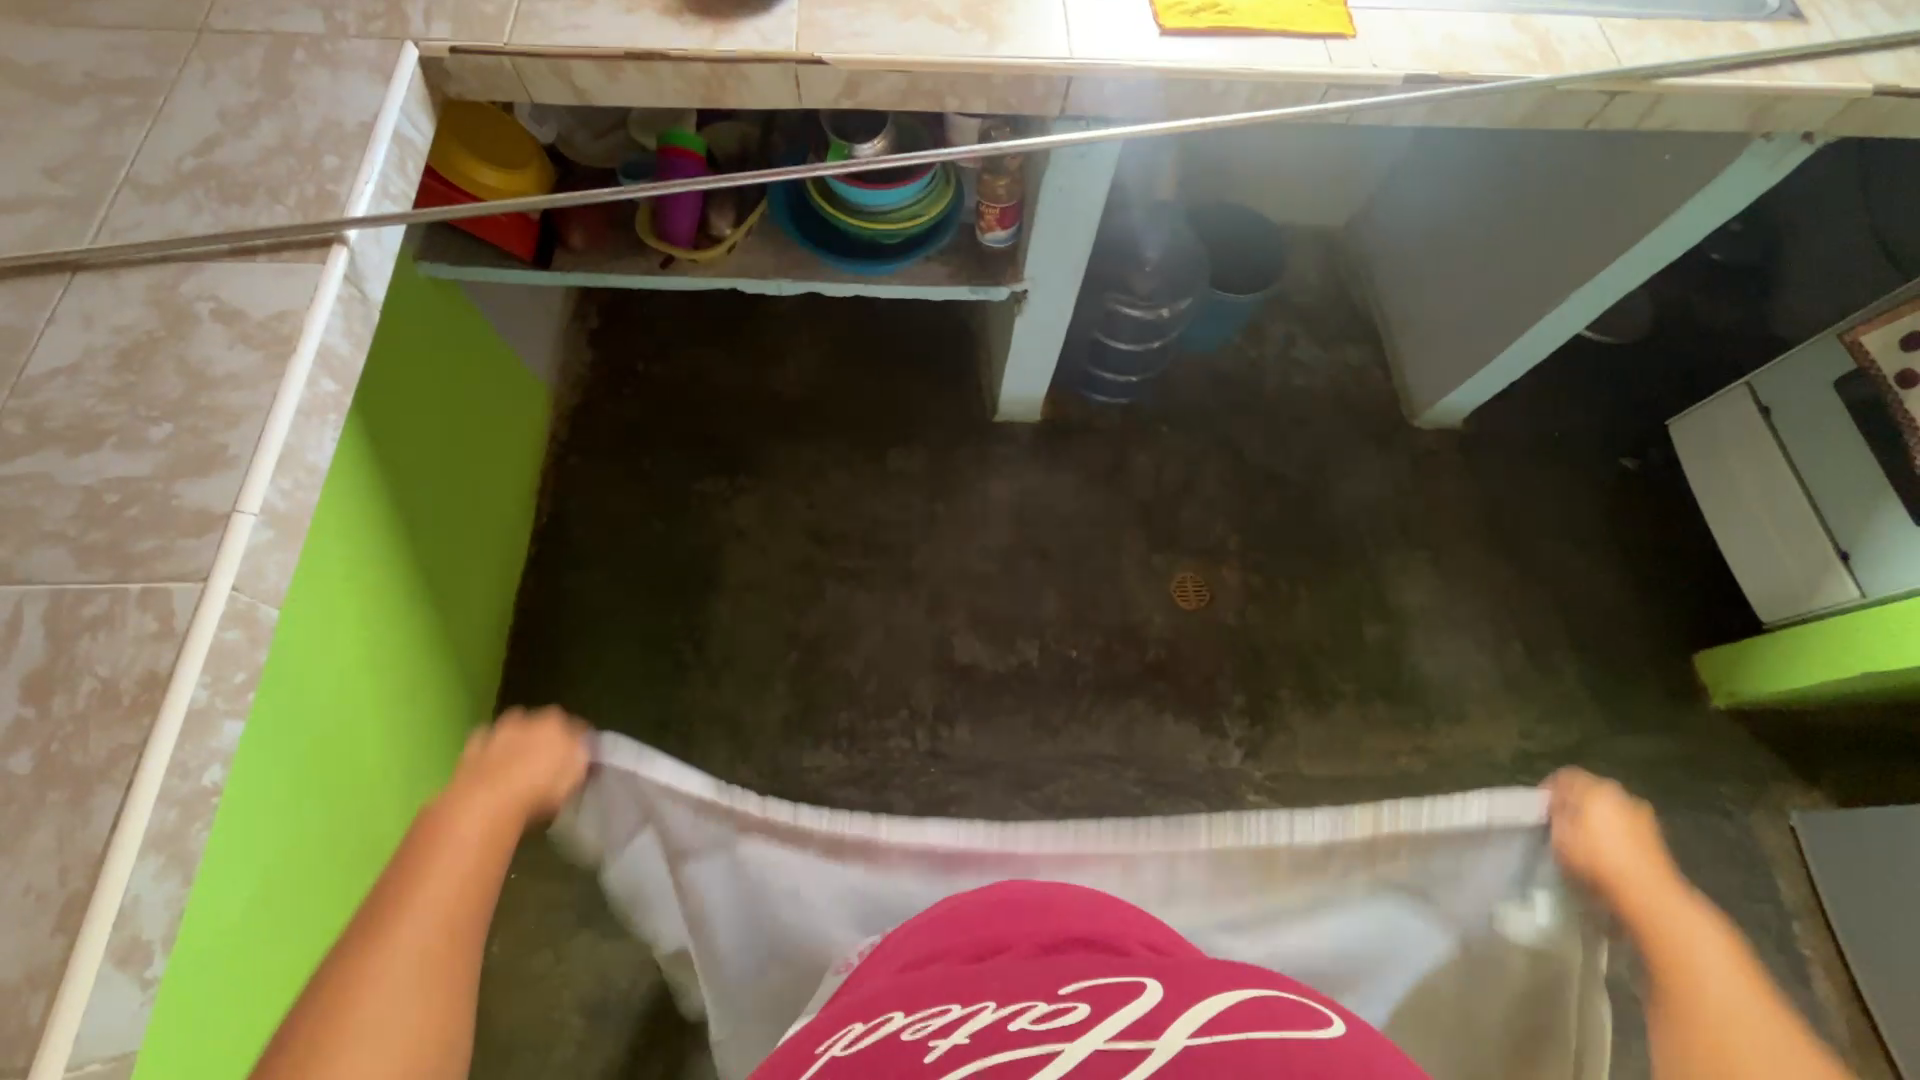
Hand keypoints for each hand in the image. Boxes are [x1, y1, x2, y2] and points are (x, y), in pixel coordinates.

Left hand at [449, 706, 591, 825]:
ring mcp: (499, 730)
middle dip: (546, 735)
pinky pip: (485, 741)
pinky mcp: (472, 745)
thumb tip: (583, 753)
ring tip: (519, 760)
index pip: (578, 726)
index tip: (579, 757)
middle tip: (548, 758)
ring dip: (517, 737)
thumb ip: (581, 761)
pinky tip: (492, 763)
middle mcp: (530, 719)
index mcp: (560, 723)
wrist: (485, 802)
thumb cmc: (538, 792)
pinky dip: (490, 748)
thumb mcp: (574, 780)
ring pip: (513, 727)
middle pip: (544, 722)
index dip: (579, 742)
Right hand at [1543, 767, 1687, 917]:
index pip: (1564, 775)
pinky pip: (1624, 822)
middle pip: (1589, 788)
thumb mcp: (1560, 838)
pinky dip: (1613, 829)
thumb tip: (1555, 806)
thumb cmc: (1596, 861)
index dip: (1549, 788)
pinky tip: (1606, 848)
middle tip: (1560, 820)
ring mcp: (1641, 812)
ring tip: (1584, 836)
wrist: (1648, 892)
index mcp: (1594, 788)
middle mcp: (1620, 793)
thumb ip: (1555, 815)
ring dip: (1595, 815)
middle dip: (1574, 801)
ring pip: (1609, 806)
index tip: (1541, 807)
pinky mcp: (1655, 833)